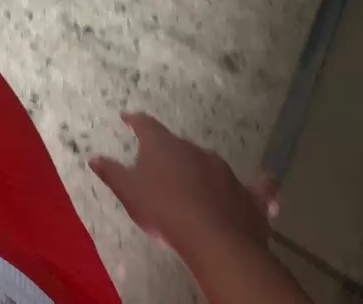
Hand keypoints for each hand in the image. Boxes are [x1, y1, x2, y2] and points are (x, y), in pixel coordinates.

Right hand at [91, 112, 278, 254]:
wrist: (215, 243)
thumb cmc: (164, 211)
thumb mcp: (127, 192)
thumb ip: (111, 172)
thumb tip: (95, 158)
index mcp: (163, 146)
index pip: (146, 124)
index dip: (135, 121)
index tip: (128, 119)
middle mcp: (196, 151)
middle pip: (179, 145)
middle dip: (169, 152)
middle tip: (159, 165)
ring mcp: (227, 174)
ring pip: (211, 163)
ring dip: (202, 168)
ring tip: (195, 181)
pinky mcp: (252, 198)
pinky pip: (260, 187)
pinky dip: (262, 184)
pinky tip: (267, 180)